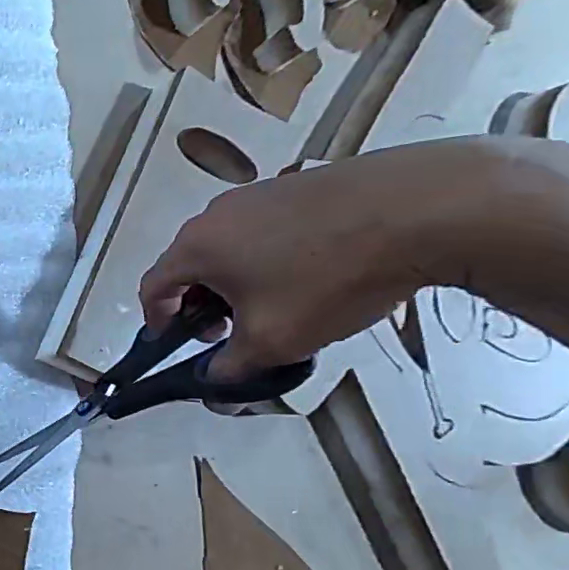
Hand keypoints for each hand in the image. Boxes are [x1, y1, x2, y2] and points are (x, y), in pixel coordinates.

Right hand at [138, 138, 540, 377]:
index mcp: (198, 246)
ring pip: (228, 246)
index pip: (152, 285)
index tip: (179, 342)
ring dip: (234, 282)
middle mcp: (218, 213)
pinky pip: (263, 229)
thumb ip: (231, 368)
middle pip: (189, 264)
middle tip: (231, 332)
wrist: (417, 210)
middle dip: (200, 304)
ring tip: (276, 306)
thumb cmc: (327, 280)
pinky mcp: (297, 184)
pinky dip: (266, 258)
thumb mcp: (274, 341)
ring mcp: (259, 192)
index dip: (157, 320)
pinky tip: (310, 275)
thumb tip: (212, 385)